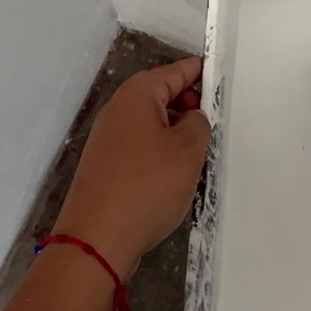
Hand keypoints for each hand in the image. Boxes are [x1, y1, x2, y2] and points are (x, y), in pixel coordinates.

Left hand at [50, 57, 210, 276]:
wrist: (96, 240)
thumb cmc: (147, 186)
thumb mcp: (188, 150)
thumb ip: (198, 123)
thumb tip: (189, 118)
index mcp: (137, 95)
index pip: (173, 72)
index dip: (197, 71)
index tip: (215, 72)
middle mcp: (117, 109)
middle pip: (158, 94)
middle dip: (185, 103)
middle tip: (209, 122)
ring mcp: (107, 138)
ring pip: (149, 122)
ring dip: (172, 131)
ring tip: (195, 153)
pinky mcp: (104, 165)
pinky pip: (138, 145)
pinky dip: (157, 151)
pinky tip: (171, 175)